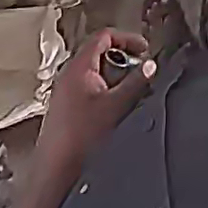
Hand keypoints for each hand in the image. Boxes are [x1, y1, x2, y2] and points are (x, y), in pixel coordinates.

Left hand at [34, 28, 154, 173]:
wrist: (56, 171)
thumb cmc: (81, 137)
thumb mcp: (117, 105)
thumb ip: (137, 81)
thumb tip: (151, 65)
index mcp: (80, 67)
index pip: (104, 36)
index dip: (126, 38)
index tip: (143, 49)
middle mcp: (69, 75)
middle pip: (99, 51)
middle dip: (122, 57)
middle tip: (139, 68)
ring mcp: (65, 91)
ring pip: (94, 70)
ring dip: (114, 74)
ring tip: (129, 89)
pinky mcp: (65, 107)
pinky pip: (87, 86)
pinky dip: (104, 88)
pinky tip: (113, 106)